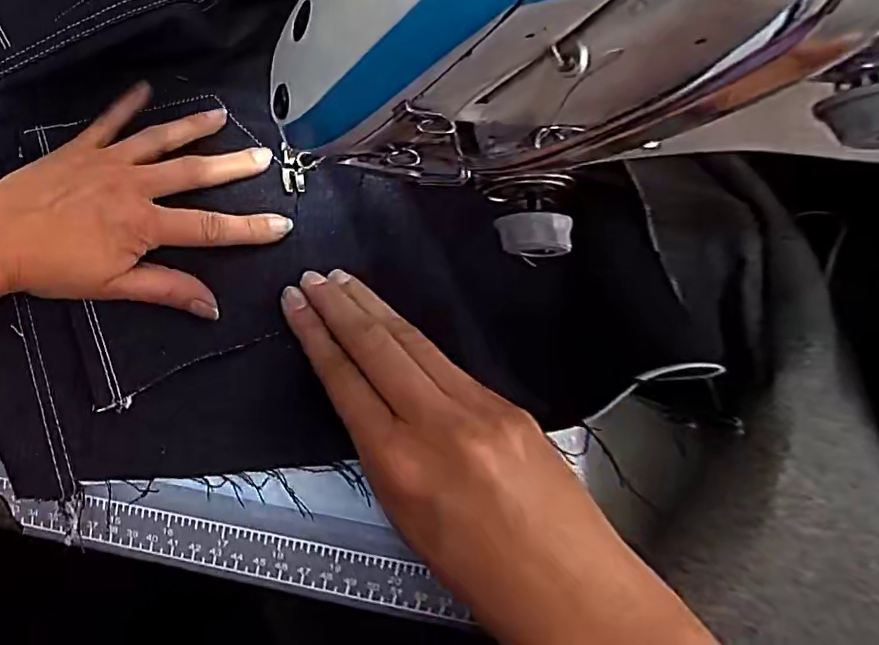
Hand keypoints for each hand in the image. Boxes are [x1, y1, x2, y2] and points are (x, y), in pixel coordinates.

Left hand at [0, 83, 291, 317]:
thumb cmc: (52, 268)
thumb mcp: (112, 286)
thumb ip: (165, 289)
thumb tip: (211, 306)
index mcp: (144, 223)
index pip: (208, 228)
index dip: (248, 228)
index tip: (280, 222)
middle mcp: (135, 185)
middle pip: (193, 174)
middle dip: (232, 166)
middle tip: (262, 154)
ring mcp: (109, 161)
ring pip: (160, 140)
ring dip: (192, 127)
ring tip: (220, 115)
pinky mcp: (81, 147)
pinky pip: (109, 121)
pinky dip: (127, 104)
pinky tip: (143, 88)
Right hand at [281, 270, 714, 644]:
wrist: (583, 601)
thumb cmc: (487, 579)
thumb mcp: (406, 520)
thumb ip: (380, 452)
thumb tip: (363, 400)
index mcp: (402, 466)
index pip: (344, 380)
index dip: (314, 335)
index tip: (295, 305)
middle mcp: (439, 427)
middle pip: (375, 346)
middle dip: (336, 305)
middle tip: (312, 276)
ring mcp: (479, 409)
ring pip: (410, 340)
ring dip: (371, 304)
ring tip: (343, 280)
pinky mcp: (507, 404)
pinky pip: (445, 359)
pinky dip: (409, 332)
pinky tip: (393, 319)